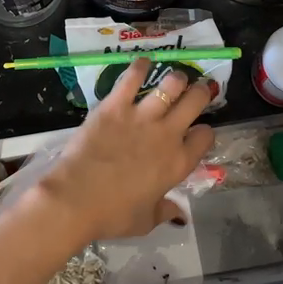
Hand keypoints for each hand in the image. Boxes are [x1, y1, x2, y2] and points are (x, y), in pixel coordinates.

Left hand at [34, 59, 214, 241]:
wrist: (76, 199)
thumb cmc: (112, 215)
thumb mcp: (145, 221)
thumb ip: (164, 211)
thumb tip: (178, 213)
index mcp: (178, 164)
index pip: (205, 137)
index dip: (204, 132)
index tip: (197, 132)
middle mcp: (167, 134)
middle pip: (195, 102)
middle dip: (200, 93)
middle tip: (197, 91)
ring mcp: (141, 116)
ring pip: (171, 84)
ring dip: (176, 78)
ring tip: (174, 79)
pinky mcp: (115, 105)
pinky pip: (133, 77)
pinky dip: (140, 66)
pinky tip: (143, 63)